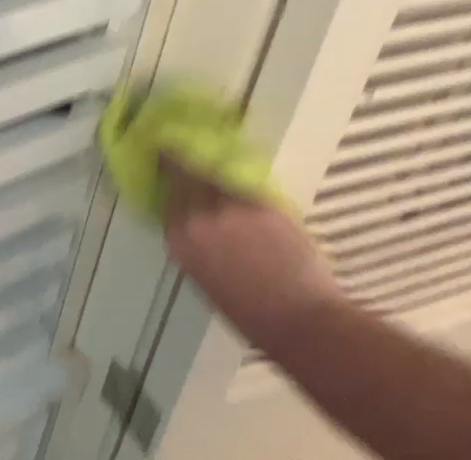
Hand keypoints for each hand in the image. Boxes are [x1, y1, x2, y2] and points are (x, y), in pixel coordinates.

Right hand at [161, 161, 344, 351]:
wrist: (304, 323)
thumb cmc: (253, 316)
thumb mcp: (206, 279)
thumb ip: (195, 246)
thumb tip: (196, 225)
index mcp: (180, 241)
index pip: (166, 199)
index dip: (168, 182)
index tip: (166, 169)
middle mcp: (197, 218)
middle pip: (183, 176)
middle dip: (179, 161)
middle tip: (176, 146)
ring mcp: (231, 207)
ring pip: (215, 174)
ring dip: (210, 167)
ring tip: (211, 158)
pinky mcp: (263, 204)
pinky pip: (245, 184)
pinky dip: (242, 181)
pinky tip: (244, 178)